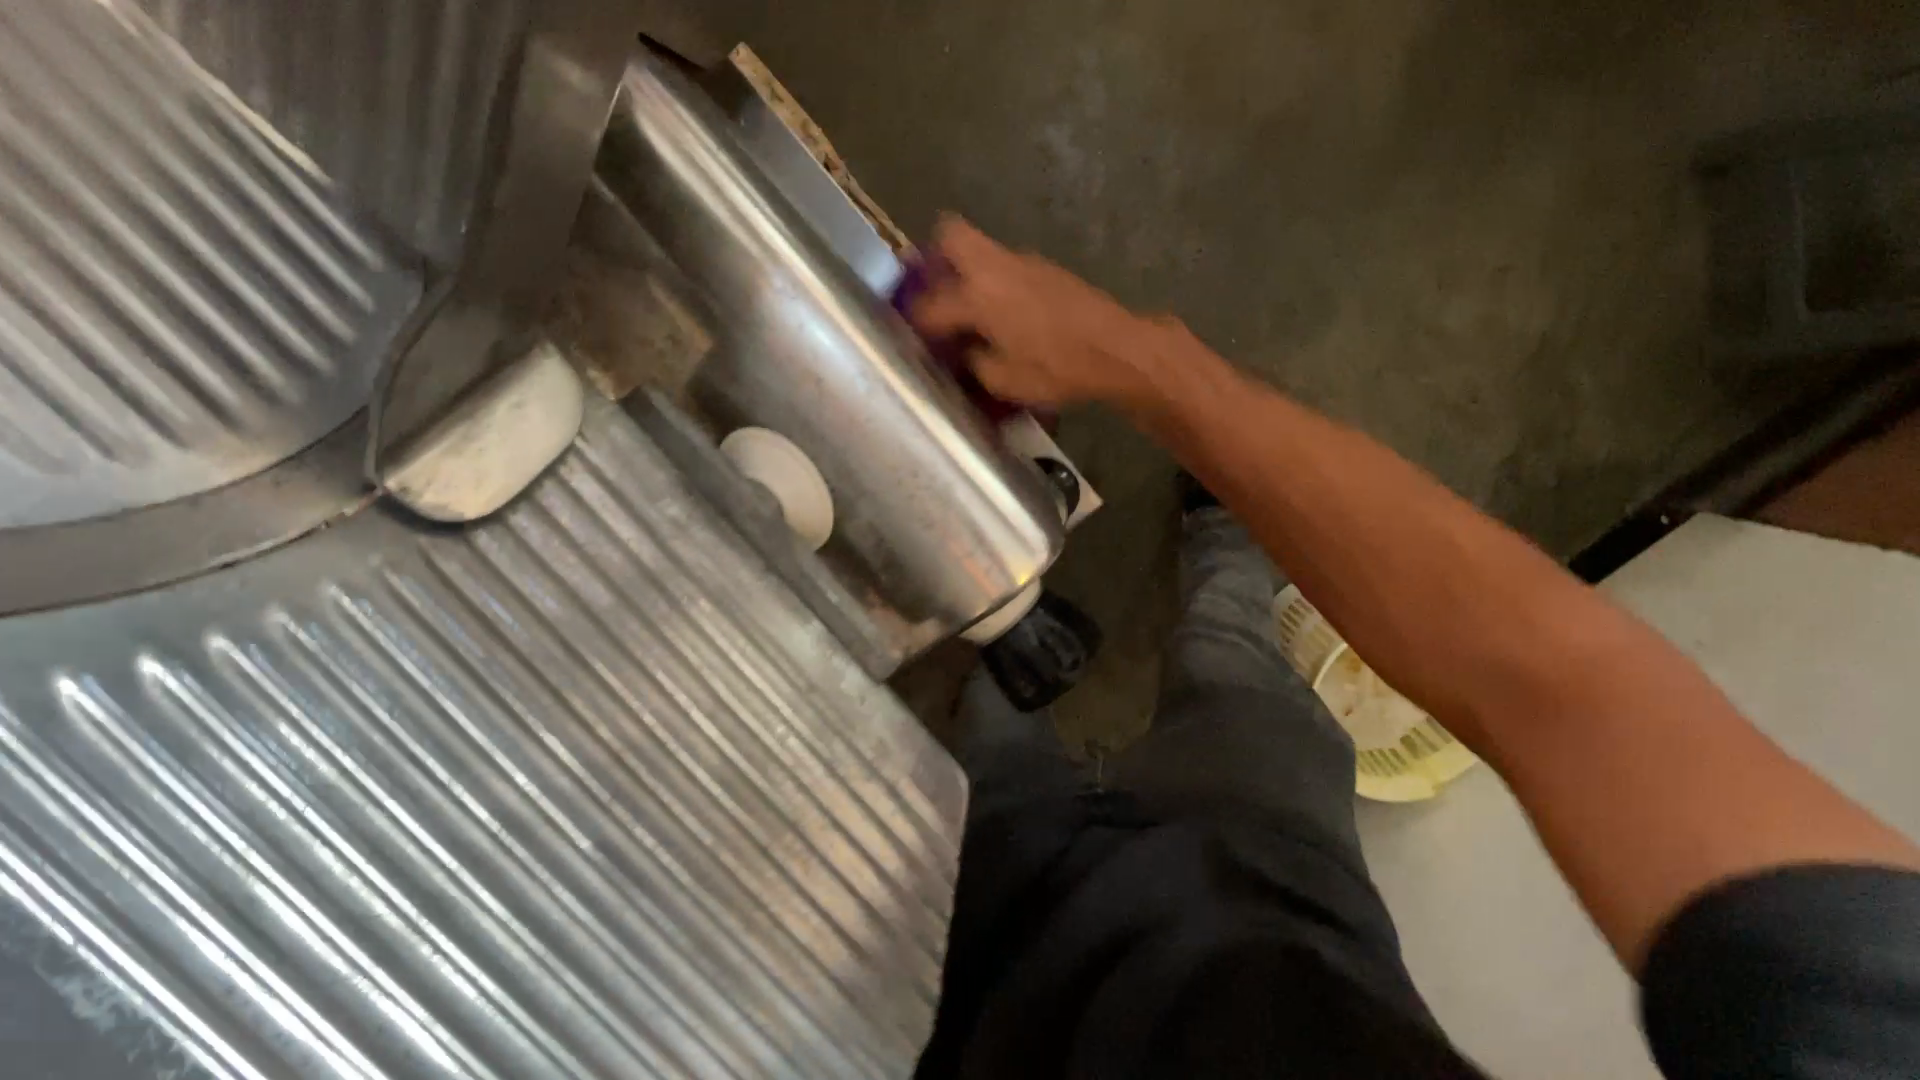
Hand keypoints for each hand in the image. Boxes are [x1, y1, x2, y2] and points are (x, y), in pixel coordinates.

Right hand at [908, 217, 1171, 409]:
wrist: (1116, 349)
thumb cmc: (1057, 368)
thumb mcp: (1004, 381)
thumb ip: (974, 363)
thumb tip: (965, 353)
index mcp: (978, 296)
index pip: (930, 304)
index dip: (915, 322)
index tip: (913, 336)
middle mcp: (995, 269)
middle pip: (952, 235)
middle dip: (934, 258)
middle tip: (930, 289)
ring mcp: (1024, 264)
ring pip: (982, 251)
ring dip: (967, 273)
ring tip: (967, 309)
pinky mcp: (1047, 271)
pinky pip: (1006, 268)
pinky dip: (995, 284)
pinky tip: (1002, 316)